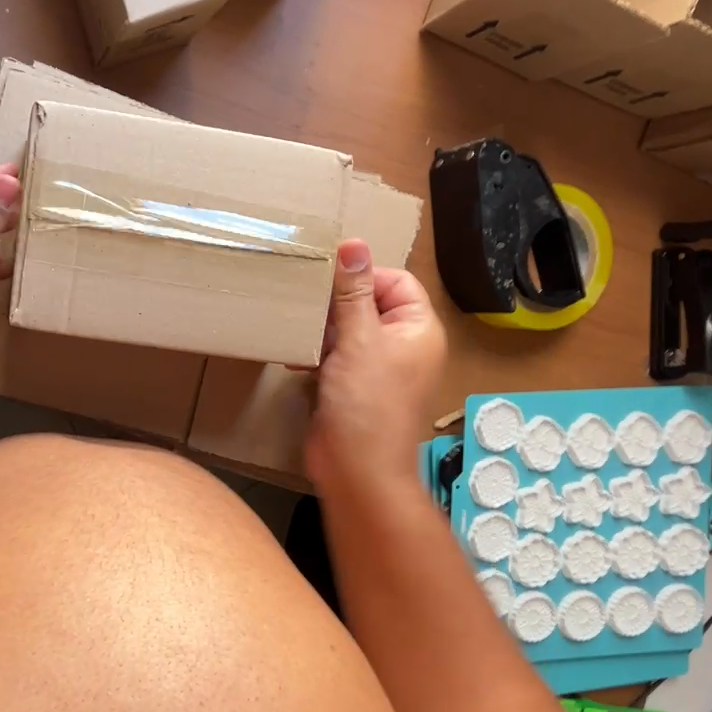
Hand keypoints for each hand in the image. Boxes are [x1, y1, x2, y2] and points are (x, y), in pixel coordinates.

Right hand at [305, 239, 446, 496]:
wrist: (356, 469)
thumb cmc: (366, 403)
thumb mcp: (358, 339)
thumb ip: (353, 291)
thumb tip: (354, 242)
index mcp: (418, 329)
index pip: (395, 281)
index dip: (363, 276)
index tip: (326, 280)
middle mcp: (403, 345)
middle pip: (368, 304)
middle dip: (334, 304)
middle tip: (302, 300)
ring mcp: (377, 369)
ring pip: (347, 331)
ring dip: (320, 329)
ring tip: (294, 326)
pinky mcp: (352, 388)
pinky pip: (335, 357)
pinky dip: (315, 354)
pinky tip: (293, 356)